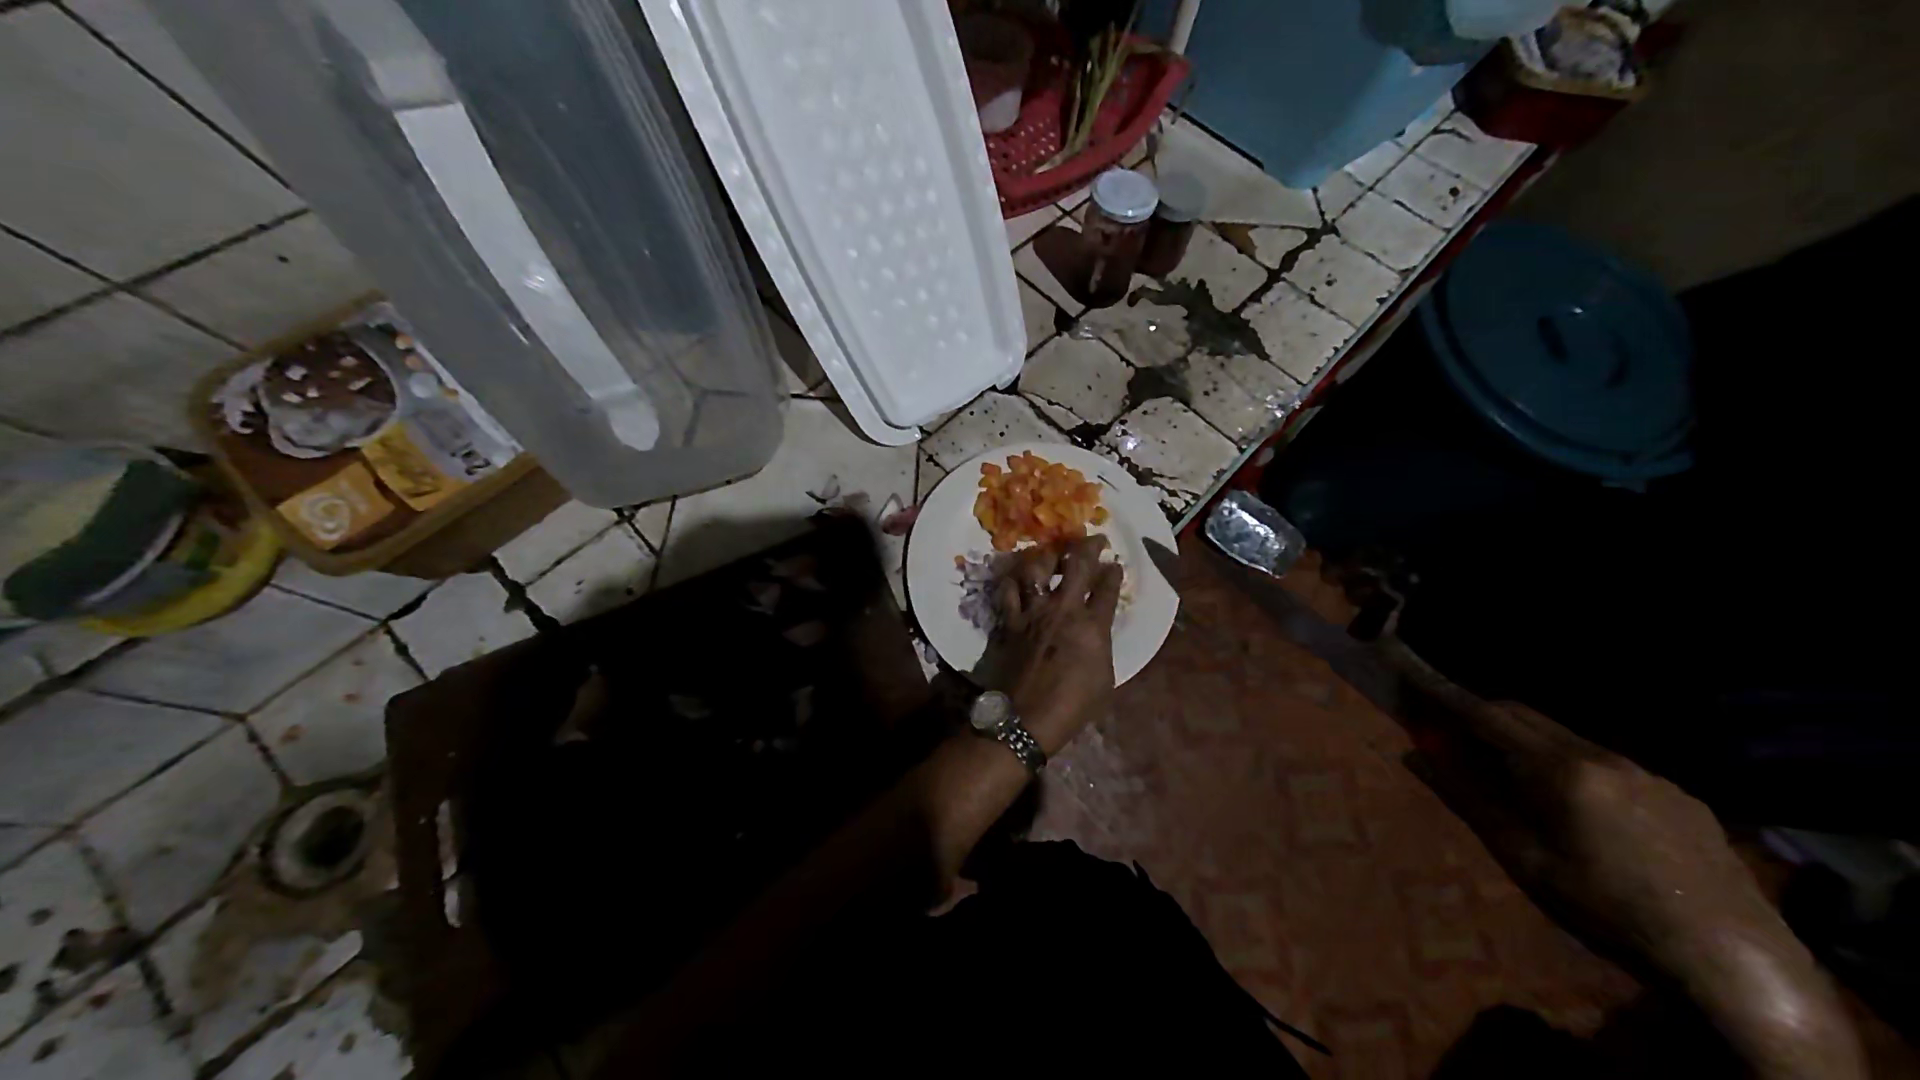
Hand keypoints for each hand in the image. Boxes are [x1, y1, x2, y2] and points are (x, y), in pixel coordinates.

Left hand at [988, 535, 1123, 753]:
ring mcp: (1034, 612)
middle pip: (1077, 565)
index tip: (1115, 563)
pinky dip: (1014, 580)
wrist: (1028, 717)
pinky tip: (1018, 576)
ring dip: (1048, 555)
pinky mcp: (1011, 621)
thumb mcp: (1105, 678)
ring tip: (1053, 551)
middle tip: (1094, 540)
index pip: (1108, 588)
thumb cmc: (1074, 705)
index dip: (1114, 572)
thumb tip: (1098, 633)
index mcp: (1093, 625)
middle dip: (1089, 546)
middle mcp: (1064, 610)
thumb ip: (1102, 646)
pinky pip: (1009, 592)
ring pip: (1038, 569)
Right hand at [1408, 699, 1864, 1078]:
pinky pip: (1609, 763)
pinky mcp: (1680, 794)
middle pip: (1529, 716)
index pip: (1491, 716)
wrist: (1733, 957)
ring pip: (1569, 738)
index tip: (1421, 690)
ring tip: (1514, 776)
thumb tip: (1415, 756)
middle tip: (1456, 735)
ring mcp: (1648, 773)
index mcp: (1561, 769)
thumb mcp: (1523, 857)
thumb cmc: (1605, 906)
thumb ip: (1467, 799)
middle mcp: (1604, 756)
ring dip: (1530, 742)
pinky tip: (1581, 808)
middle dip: (1486, 716)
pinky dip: (1574, 765)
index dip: (1451, 700)